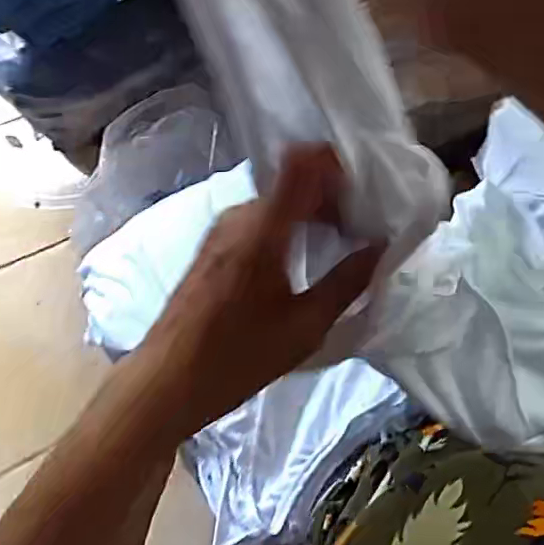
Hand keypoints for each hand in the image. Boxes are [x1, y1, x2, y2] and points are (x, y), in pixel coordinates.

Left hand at [139, 145, 382, 427]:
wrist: (165, 381)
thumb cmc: (238, 356)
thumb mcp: (305, 327)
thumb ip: (347, 282)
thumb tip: (379, 248)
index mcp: (264, 227)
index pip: (301, 162)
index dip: (334, 162)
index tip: (361, 190)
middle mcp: (241, 215)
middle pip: (294, 180)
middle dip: (331, 197)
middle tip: (358, 228)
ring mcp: (223, 227)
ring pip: (278, 199)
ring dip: (309, 213)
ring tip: (335, 245)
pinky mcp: (213, 243)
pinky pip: (262, 216)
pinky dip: (288, 224)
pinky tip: (300, 258)